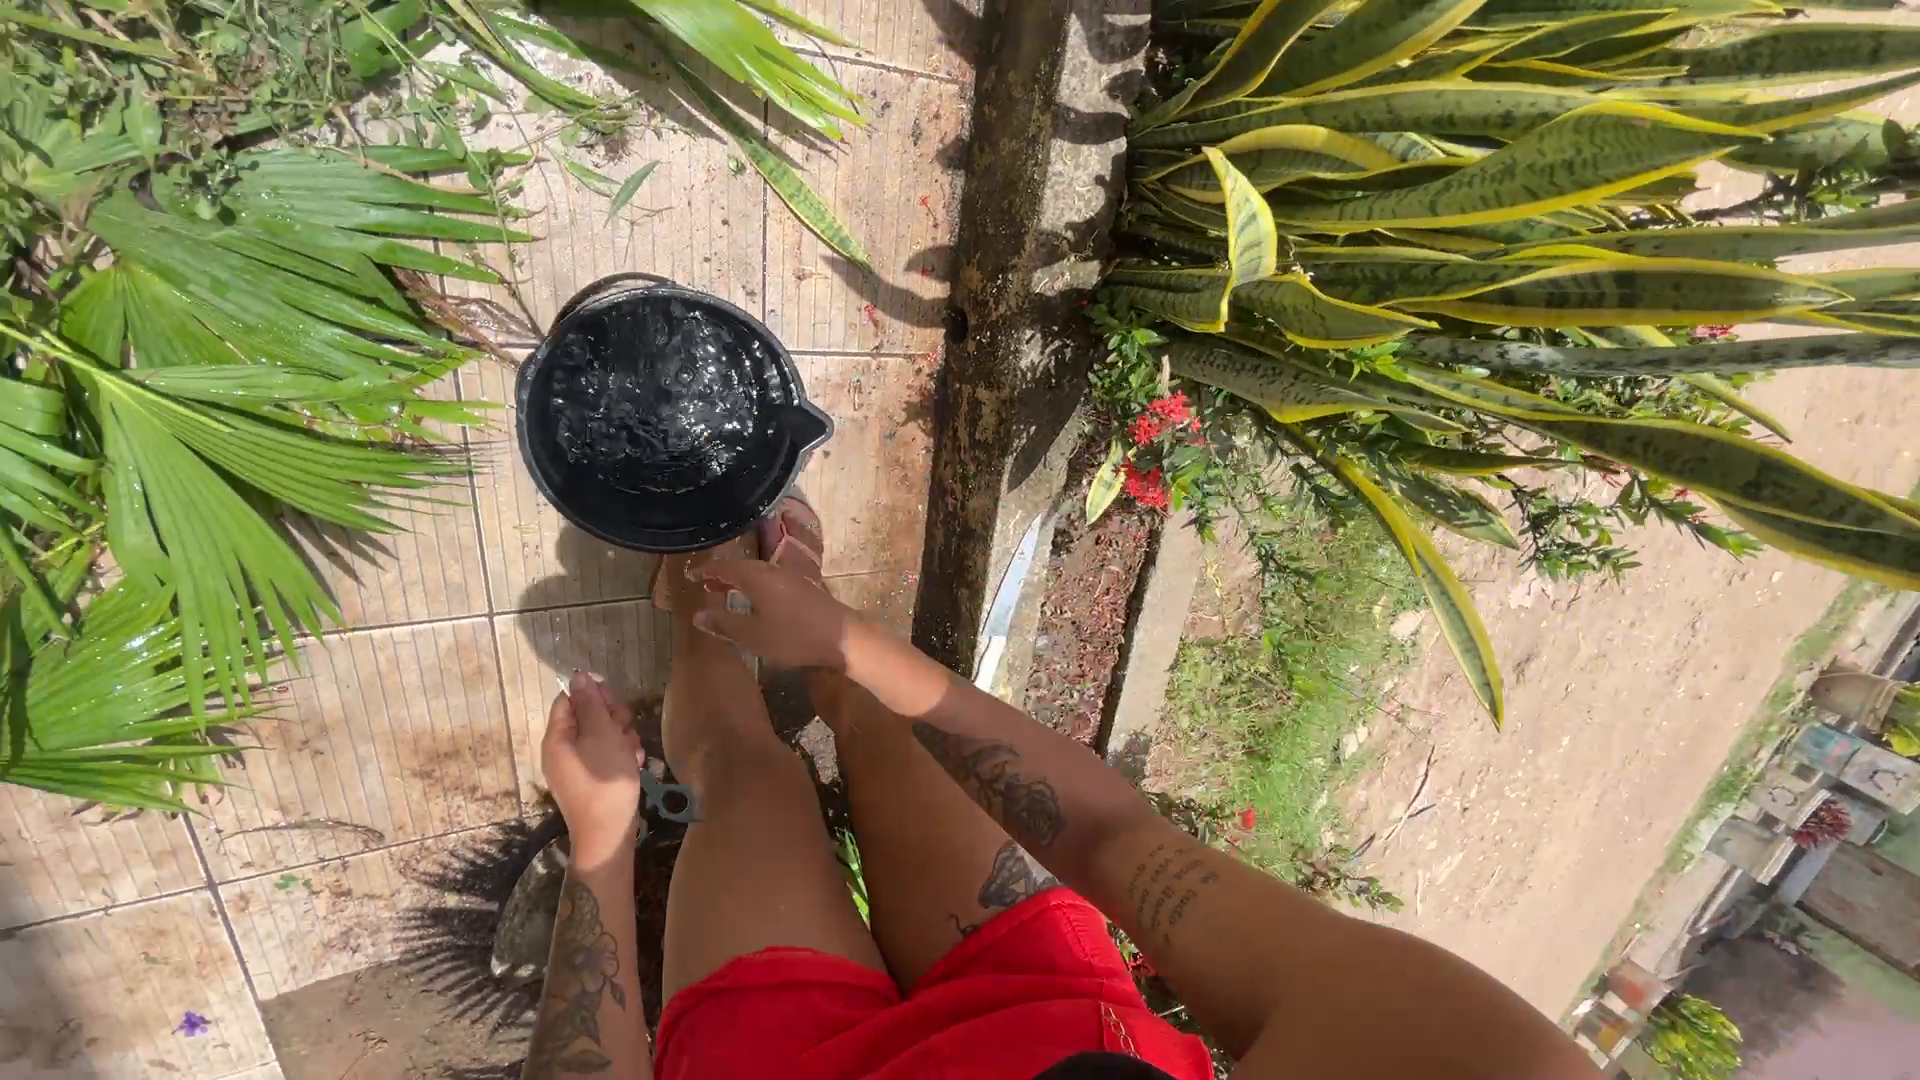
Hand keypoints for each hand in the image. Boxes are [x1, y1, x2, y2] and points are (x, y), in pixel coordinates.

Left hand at [542, 671, 642, 870]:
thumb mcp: (602, 735)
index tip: (615, 699)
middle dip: (614, 718)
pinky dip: (622, 755)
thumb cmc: (604, 779)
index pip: (570, 699)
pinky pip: (607, 754)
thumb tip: (578, 676)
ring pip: (604, 734)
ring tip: (632, 753)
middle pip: (590, 715)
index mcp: (558, 737)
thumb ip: (591, 704)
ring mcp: (578, 765)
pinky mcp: (593, 777)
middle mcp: (563, 749)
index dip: (593, 693)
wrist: (608, 832)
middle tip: (625, 731)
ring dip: (623, 737)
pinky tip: (633, 764)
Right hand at [688, 559, 860, 669]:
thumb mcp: (753, 635)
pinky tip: (754, 601)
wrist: (841, 636)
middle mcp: (772, 570)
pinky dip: (754, 586)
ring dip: (738, 580)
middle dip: (721, 575)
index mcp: (756, 576)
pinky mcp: (802, 587)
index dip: (706, 570)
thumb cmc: (794, 636)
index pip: (724, 567)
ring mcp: (790, 577)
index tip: (690, 575)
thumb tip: (697, 615)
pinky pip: (769, 579)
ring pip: (757, 573)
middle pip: (741, 567)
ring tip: (723, 592)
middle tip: (704, 584)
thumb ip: (724, 624)